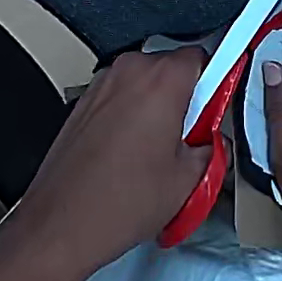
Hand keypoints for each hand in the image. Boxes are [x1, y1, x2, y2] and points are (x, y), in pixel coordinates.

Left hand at [6, 45, 212, 272]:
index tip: (222, 95)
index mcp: (162, 80)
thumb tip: (213, 137)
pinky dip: (133, 113)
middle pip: (173, 68)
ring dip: (158, 105)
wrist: (60, 224)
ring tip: (158, 151)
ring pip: (146, 82)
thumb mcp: (188, 179)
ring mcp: (104, 83)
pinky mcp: (86, 99)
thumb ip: (211, 146)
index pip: (203, 55)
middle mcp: (131, 71)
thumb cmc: (118, 202)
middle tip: (192, 135)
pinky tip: (132, 153)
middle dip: (187, 96)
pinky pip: (122, 94)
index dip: (217, 78)